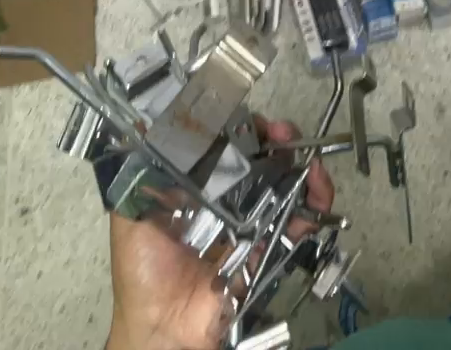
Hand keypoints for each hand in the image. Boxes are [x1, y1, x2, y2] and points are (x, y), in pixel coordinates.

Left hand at [106, 120, 334, 349]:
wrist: (163, 329)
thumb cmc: (144, 270)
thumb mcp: (133, 214)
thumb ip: (142, 175)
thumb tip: (150, 128)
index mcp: (199, 184)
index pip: (227, 144)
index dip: (243, 128)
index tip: (254, 121)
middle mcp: (228, 197)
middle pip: (262, 159)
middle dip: (280, 141)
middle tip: (286, 135)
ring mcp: (252, 222)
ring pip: (287, 184)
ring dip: (305, 168)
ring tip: (312, 165)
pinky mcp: (269, 249)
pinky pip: (298, 224)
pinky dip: (313, 208)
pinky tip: (317, 198)